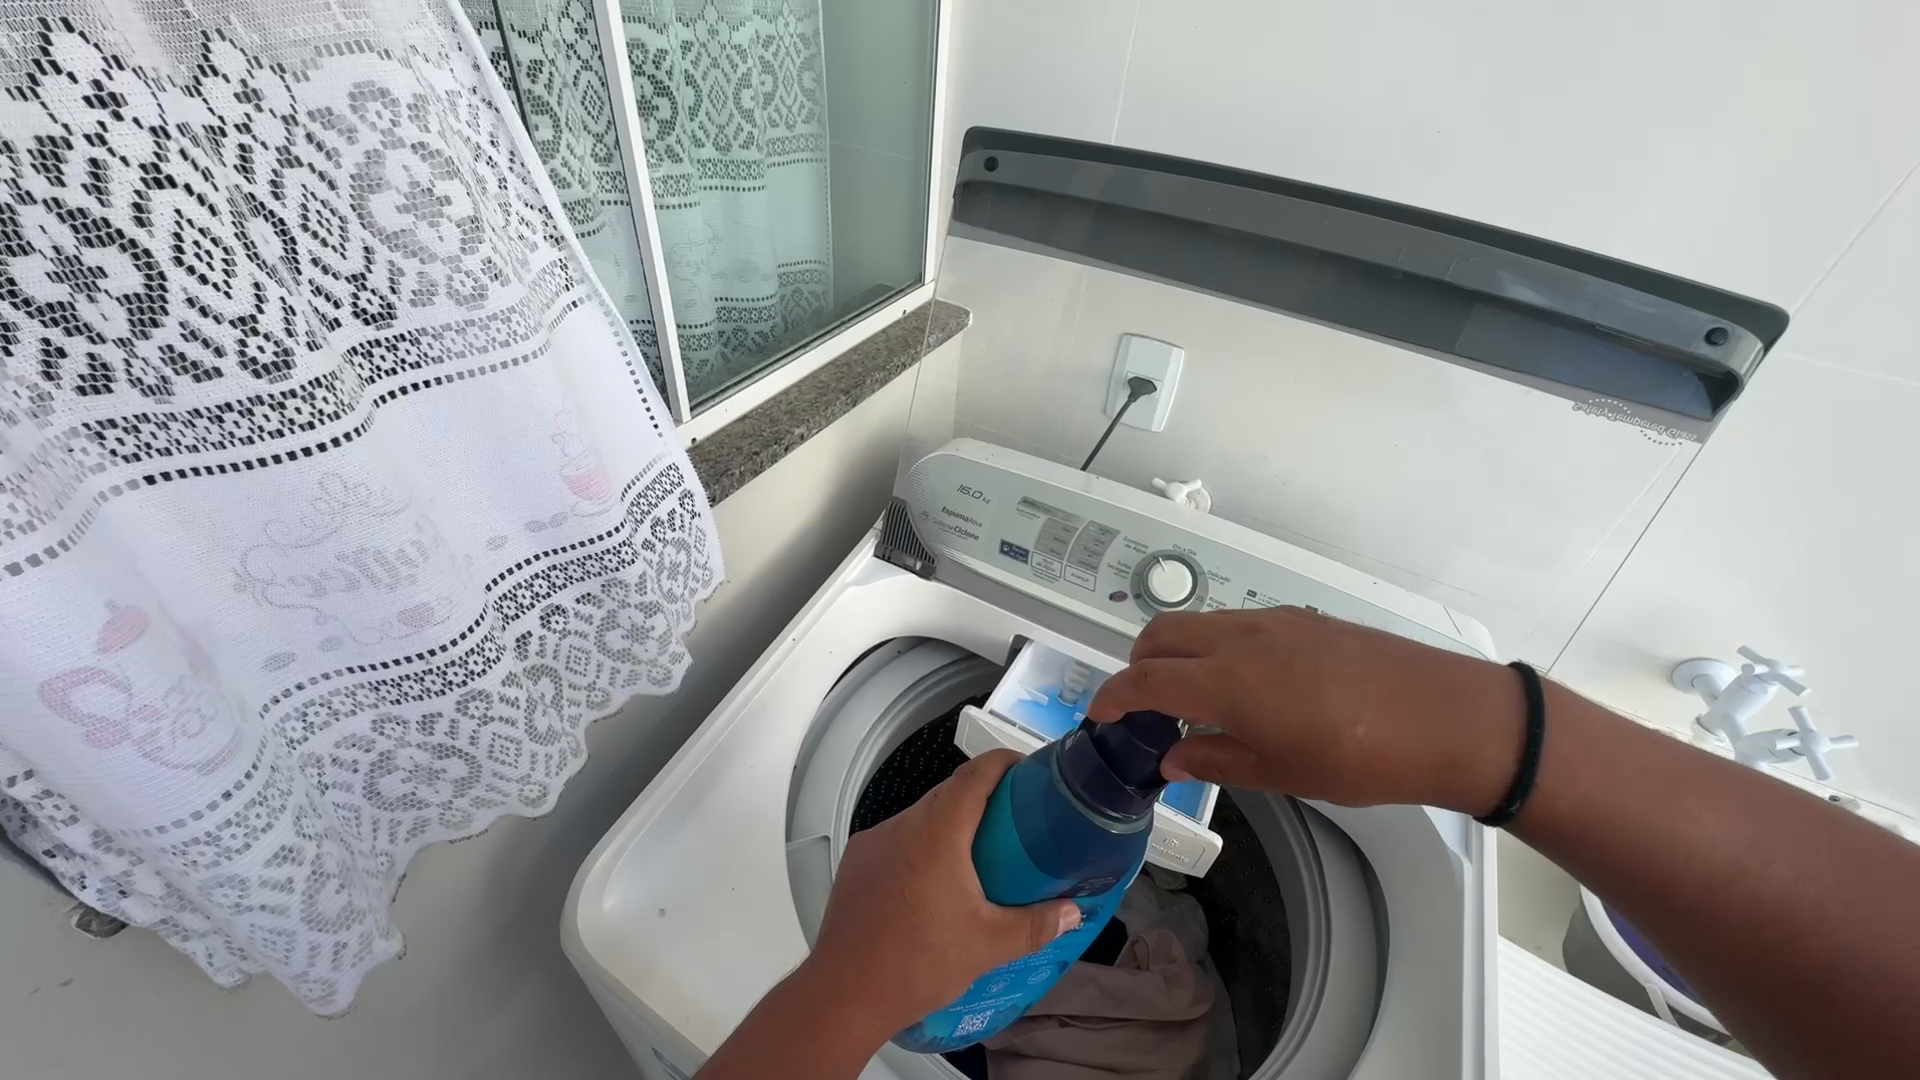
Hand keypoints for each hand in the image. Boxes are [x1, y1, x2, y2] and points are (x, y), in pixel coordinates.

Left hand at [801, 749, 1082, 1039]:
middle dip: (981, 796)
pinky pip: (898, 837)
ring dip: (949, 823)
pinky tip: (930, 881)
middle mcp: (904, 824)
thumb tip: (1073, 912)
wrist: (845, 993)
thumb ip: (1035, 926)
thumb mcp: (988, 946)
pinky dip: (920, 844)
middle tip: (1011, 820)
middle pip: (948, 792)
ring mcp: (876, 839)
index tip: (1025, 768)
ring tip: (974, 856)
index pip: (974, 775)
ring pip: (921, 815)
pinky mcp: (858, 859)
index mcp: (939, 832)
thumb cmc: (919, 963)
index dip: (1002, 762)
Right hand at [1087, 608, 1523, 814]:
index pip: (1145, 680)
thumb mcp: (1282, 774)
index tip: (1099, 715)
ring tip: (1193, 693)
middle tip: (1145, 704)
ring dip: (1174, 650)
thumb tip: (1173, 757)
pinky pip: (1232, 621)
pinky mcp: (1298, 616)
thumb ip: (1216, 760)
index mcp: (1227, 680)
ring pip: (1195, 622)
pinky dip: (1212, 643)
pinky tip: (1242, 680)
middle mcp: (1239, 637)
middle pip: (1158, 634)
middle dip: (1137, 665)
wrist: (1450, 718)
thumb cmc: (1362, 758)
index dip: (1113, 696)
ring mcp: (1270, 620)